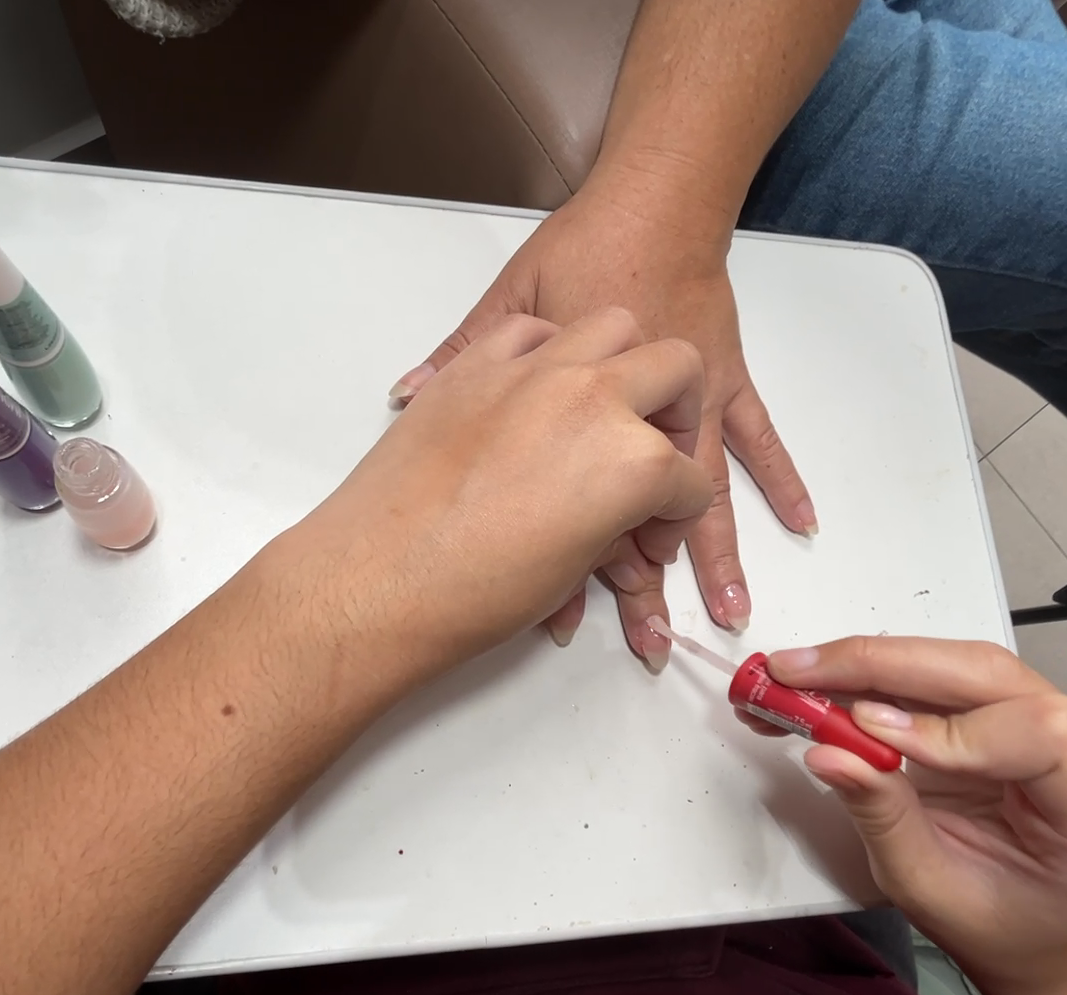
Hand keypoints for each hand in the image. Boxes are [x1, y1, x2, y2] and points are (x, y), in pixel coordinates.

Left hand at [281, 309, 713, 676]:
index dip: (679, 516)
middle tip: (653, 455)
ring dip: (621, 363)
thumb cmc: (476, 597)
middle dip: (676, 415)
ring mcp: (533, 370)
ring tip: (602, 407)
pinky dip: (544, 351)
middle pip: (676, 370)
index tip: (656, 535)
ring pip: (613, 326)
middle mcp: (595, 398)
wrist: (375, 578)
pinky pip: (529, 328)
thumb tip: (618, 526)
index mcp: (633, 461)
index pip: (691, 481)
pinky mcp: (476, 363)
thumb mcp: (569, 572)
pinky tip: (535, 385)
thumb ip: (612, 527)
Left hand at [388, 179, 815, 653]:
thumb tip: (405, 391)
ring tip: (727, 613)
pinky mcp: (730, 376)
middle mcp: (644, 411)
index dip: (576, 558)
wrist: (656, 195)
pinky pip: (760, 435)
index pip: (583, 494)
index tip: (565, 613)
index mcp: (587, 398)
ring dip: (715, 553)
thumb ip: (463, 350)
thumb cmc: (582, 246)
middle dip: (647, 575)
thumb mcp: (509, 297)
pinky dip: (781, 478)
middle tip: (651, 641)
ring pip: (705, 488)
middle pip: (643, 507)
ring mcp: (696, 396)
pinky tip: (802, 522)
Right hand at [768, 637, 1066, 994]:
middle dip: (882, 666)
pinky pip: (944, 676)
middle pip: (992, 675)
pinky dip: (873, 674)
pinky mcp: (1017, 711)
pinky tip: (822, 681)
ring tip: (793, 675)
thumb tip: (824, 752)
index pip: (1047, 736)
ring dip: (867, 663)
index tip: (863, 727)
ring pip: (960, 663)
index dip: (949, 725)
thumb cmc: (995, 928)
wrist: (1037, 934)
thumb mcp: (928, 889)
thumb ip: (882, 817)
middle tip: (793, 671)